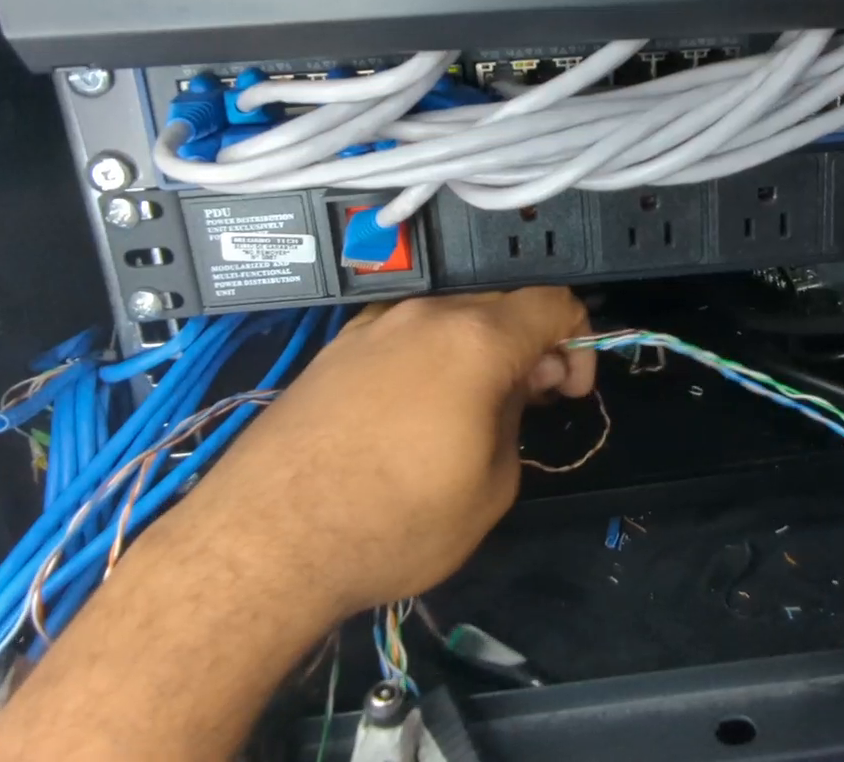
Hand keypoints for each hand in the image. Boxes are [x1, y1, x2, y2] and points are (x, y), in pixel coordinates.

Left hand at [161, 288, 593, 615]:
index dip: (579, 342)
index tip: (569, 390)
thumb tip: (505, 395)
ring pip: (452, 316)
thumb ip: (515, 421)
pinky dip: (433, 357)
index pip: (553, 303)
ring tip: (471, 409)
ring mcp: (373, 327)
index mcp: (475, 339)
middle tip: (527, 401)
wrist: (264, 541)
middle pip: (503, 303)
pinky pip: (406, 335)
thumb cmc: (394, 521)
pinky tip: (417, 411)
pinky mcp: (337, 350)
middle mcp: (424, 315)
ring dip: (481, 349)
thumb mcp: (492, 487)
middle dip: (531, 345)